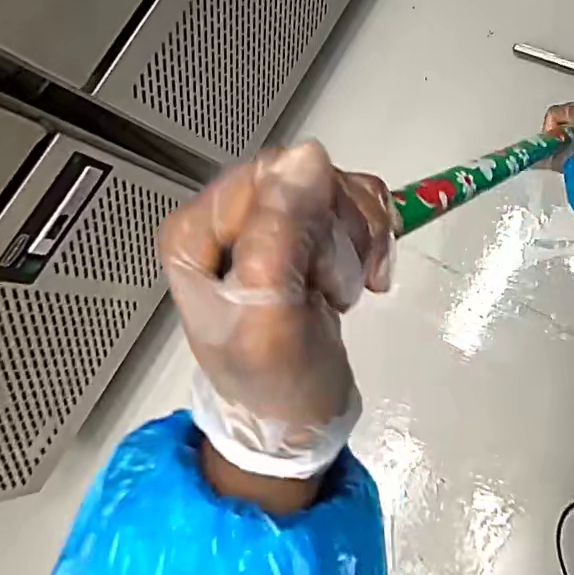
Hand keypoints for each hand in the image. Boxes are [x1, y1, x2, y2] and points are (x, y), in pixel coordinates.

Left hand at [157, 141, 394, 508]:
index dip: (310, 218)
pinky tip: (366, 275)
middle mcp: (231, 215)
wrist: (298, 421)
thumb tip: (309, 153)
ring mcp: (273, 219)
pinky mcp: (310, 227)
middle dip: (340, 235)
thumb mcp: (269, 319)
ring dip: (361, 240)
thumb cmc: (275, 384)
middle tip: (330, 290)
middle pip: (311, 178)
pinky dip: (375, 237)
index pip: (272, 175)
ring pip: (341, 187)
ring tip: (343, 291)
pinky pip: (360, 199)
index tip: (315, 274)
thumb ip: (279, 234)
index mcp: (199, 230)